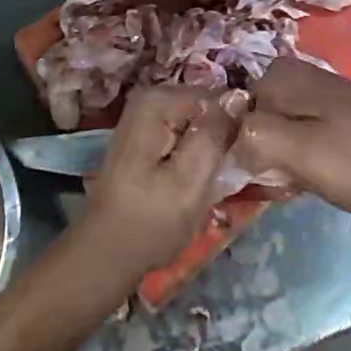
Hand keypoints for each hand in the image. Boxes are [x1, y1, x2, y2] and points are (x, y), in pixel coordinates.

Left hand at [79, 86, 236, 273]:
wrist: (107, 254)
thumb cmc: (149, 222)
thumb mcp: (189, 182)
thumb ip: (214, 135)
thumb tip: (240, 97)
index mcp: (158, 100)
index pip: (219, 97)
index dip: (236, 126)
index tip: (243, 158)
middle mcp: (151, 97)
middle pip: (208, 107)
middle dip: (223, 137)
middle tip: (227, 174)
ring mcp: (148, 114)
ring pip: (201, 123)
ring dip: (213, 149)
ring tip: (214, 179)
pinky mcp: (150, 134)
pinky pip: (188, 134)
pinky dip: (198, 154)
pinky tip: (198, 179)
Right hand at [233, 59, 350, 215]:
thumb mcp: (302, 153)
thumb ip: (256, 139)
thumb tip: (224, 141)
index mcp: (278, 75)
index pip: (231, 114)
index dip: (242, 150)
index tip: (265, 176)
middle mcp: (289, 71)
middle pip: (252, 120)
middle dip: (263, 154)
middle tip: (289, 180)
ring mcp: (311, 87)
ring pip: (273, 129)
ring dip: (281, 158)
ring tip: (306, 180)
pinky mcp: (328, 105)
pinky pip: (294, 130)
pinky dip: (299, 153)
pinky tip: (319, 172)